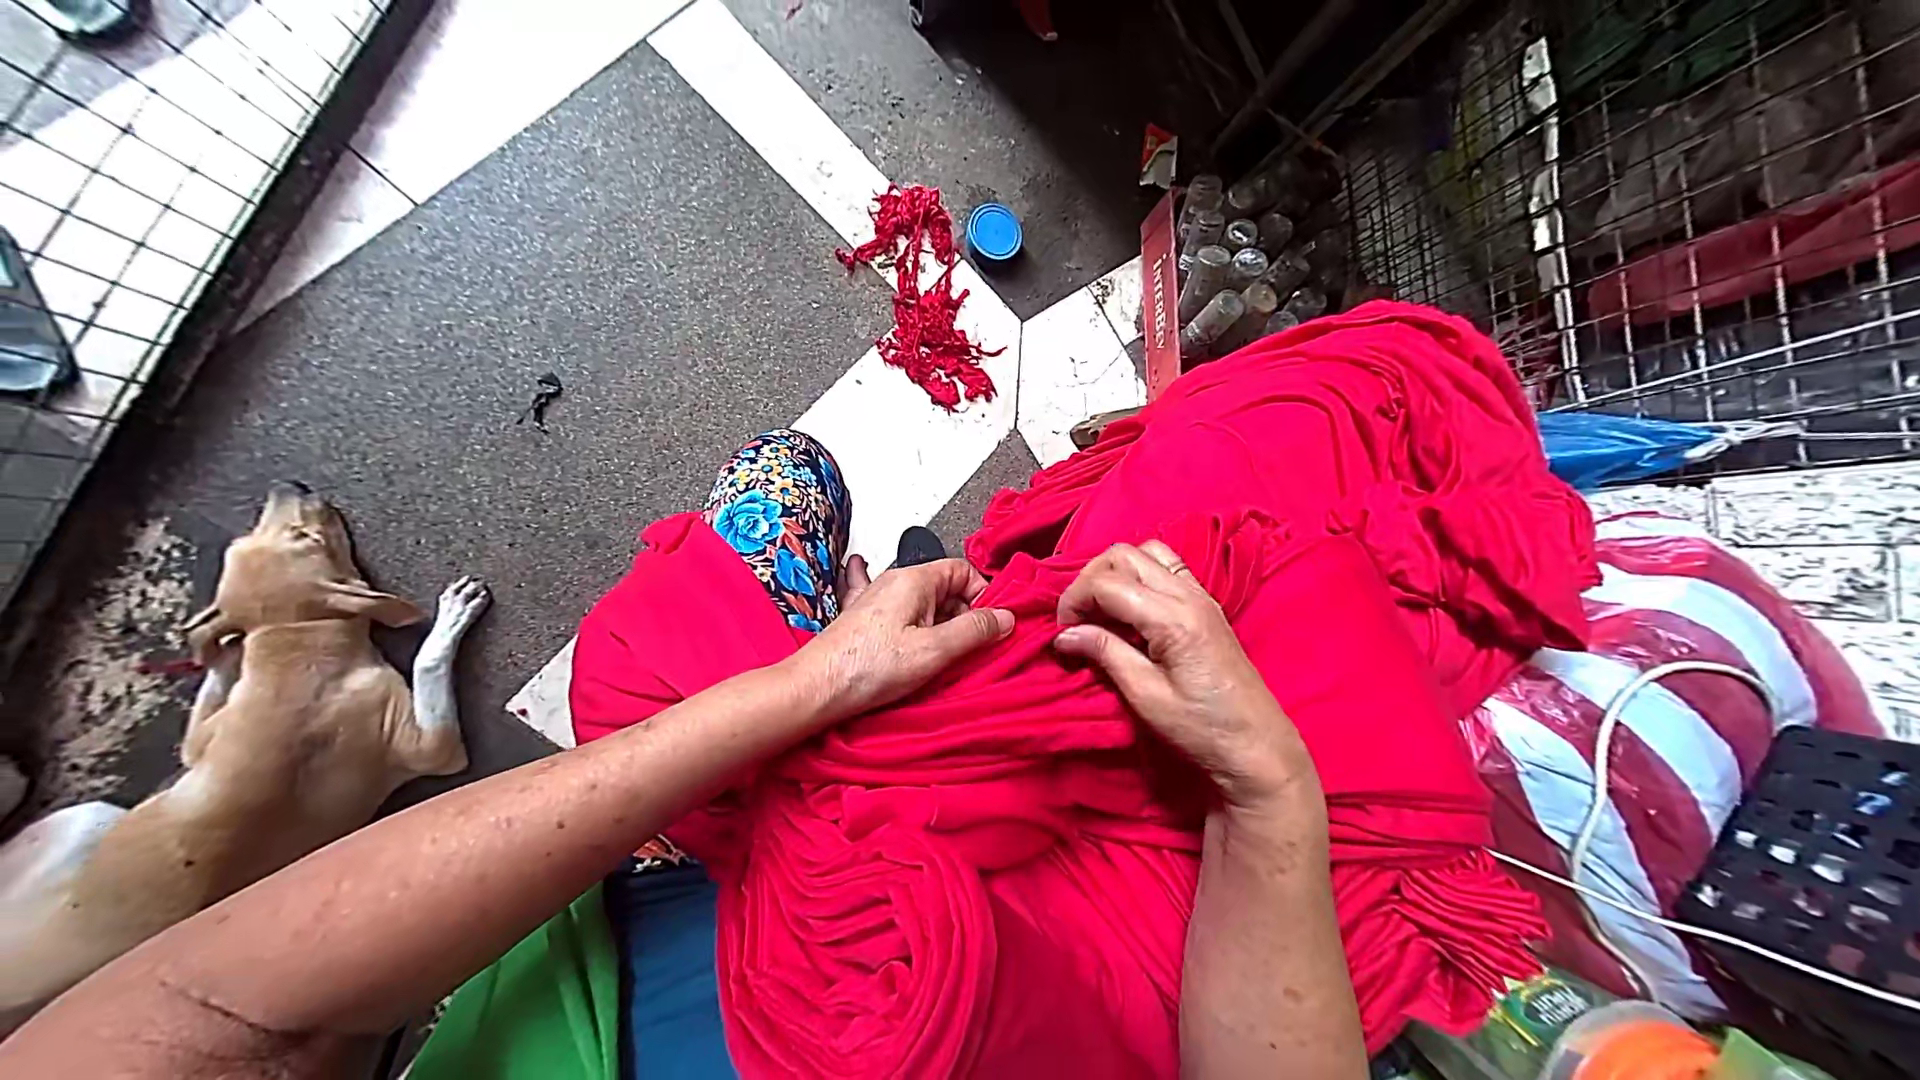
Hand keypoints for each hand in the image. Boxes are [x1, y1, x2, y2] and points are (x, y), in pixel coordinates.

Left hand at [786, 555, 1013, 724]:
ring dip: (944, 632)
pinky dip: (922, 636)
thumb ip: (975, 631)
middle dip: (966, 617)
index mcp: (913, 579)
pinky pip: (908, 621)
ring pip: (929, 608)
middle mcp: (895, 583)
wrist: (814, 689)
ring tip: (944, 662)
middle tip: (973, 649)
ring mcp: (880, 603)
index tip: (993, 623)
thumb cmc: (865, 668)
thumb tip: (1005, 617)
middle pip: (948, 589)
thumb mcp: (933, 651)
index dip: (983, 594)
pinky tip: (921, 655)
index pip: (963, 570)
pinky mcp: (871, 624)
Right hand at [1052, 541, 1320, 814]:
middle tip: (1077, 620)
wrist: (1258, 747)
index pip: (1107, 582)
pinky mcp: (1206, 603)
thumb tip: (1064, 634)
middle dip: (1089, 580)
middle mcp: (1189, 594)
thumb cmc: (1202, 729)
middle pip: (1123, 555)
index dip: (1074, 600)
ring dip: (1114, 572)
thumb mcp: (1146, 697)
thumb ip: (1105, 653)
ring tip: (1101, 610)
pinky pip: (1165, 565)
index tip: (1062, 632)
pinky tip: (1130, 609)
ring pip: (1145, 551)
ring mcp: (1201, 595)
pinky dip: (1138, 574)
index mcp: (1173, 618)